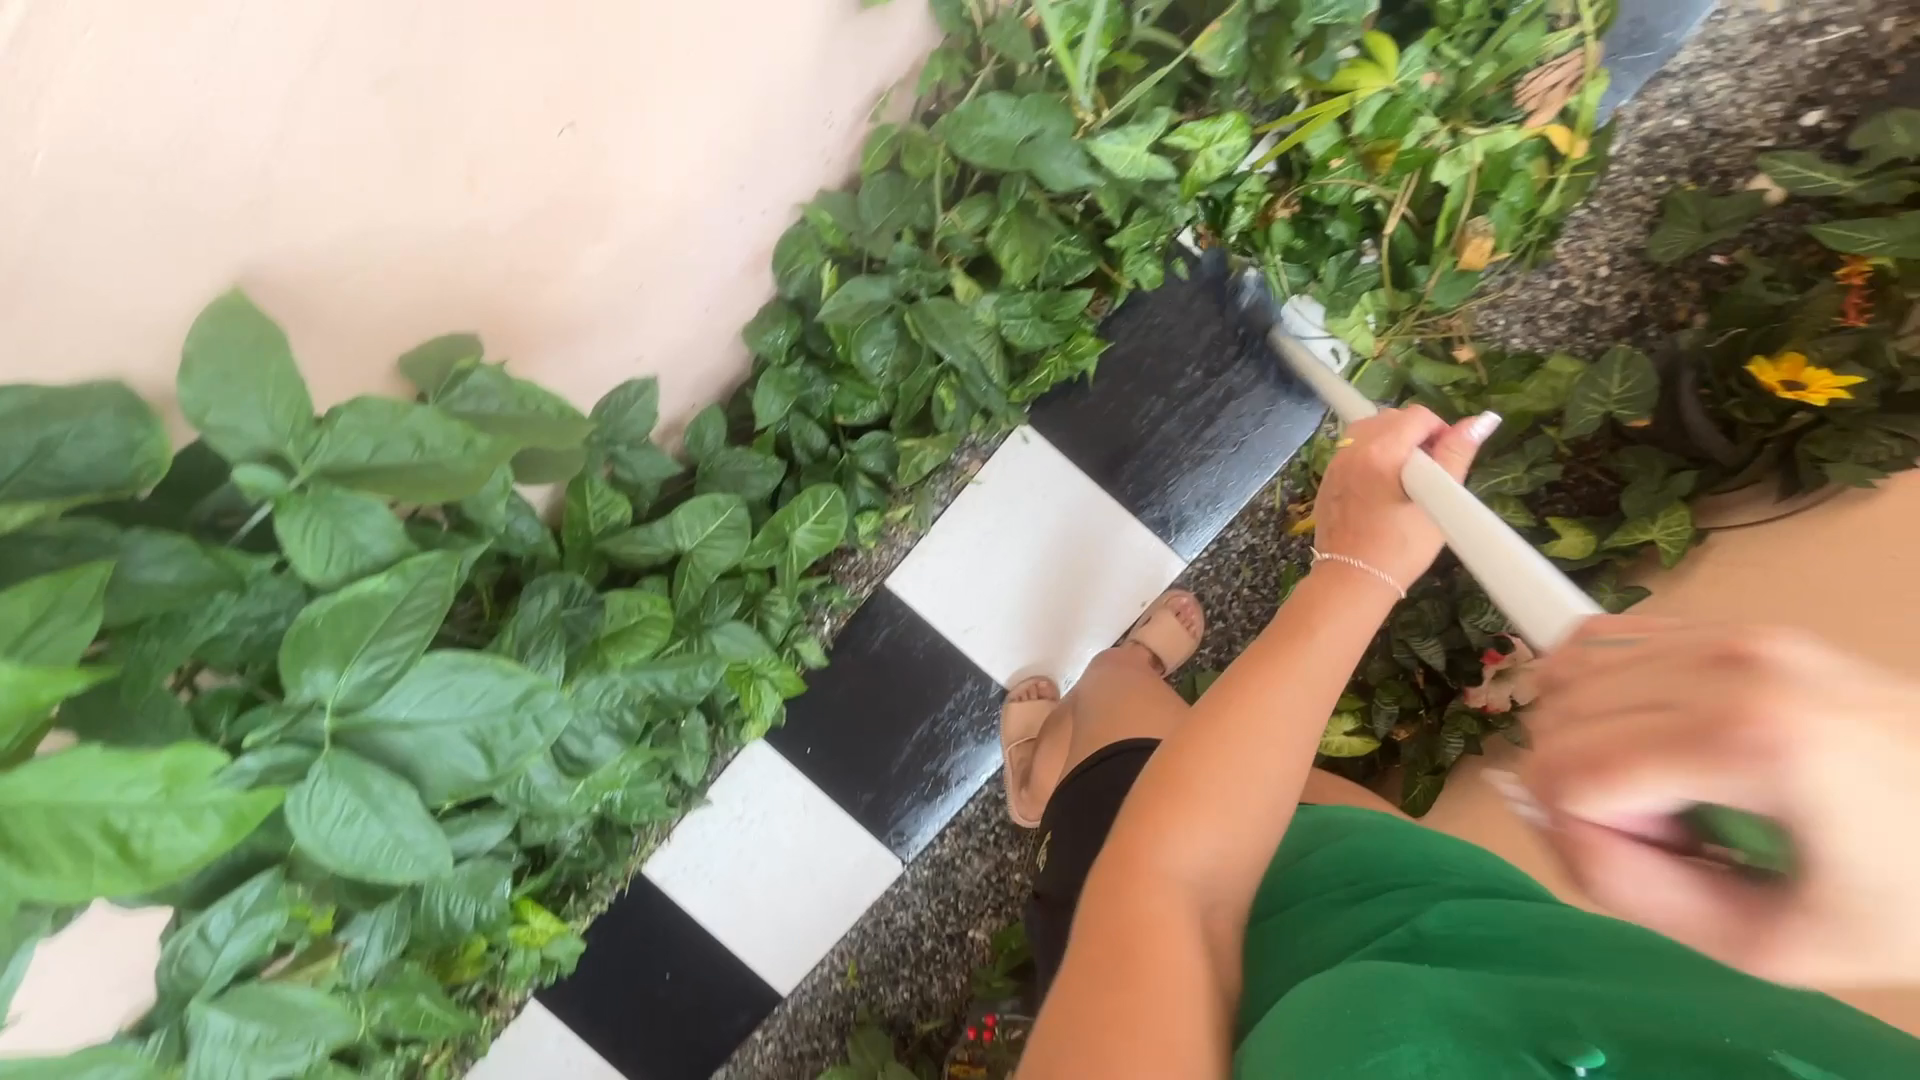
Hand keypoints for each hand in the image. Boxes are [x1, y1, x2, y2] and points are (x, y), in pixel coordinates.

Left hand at [1311, 405, 1499, 589]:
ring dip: (1391, 441)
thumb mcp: (1439, 501)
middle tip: (1430, 469)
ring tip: (1407, 475)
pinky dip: (1370, 455)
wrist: (1352, 577)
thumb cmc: (1401, 546)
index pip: (1416, 416)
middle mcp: (1351, 452)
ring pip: (1366, 431)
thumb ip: (1456, 455)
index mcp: (1379, 453)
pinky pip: (1351, 451)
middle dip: (1414, 434)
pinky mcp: (1326, 480)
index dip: (1440, 430)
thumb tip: (1482, 420)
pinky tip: (1383, 486)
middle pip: (1388, 419)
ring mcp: (1334, 465)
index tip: (1446, 458)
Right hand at [1523, 615, 1919, 985]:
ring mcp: (1722, 633)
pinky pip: (1591, 643)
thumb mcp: (1765, 941)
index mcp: (1746, 740)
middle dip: (1583, 781)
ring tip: (1662, 775)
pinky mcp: (1719, 623)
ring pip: (1558, 677)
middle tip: (1669, 822)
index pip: (1560, 771)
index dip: (1584, 826)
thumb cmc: (1901, 895)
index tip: (1662, 850)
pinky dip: (1588, 690)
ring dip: (1581, 735)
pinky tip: (1642, 730)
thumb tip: (1547, 815)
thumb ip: (1623, 886)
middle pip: (1553, 721)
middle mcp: (1723, 664)